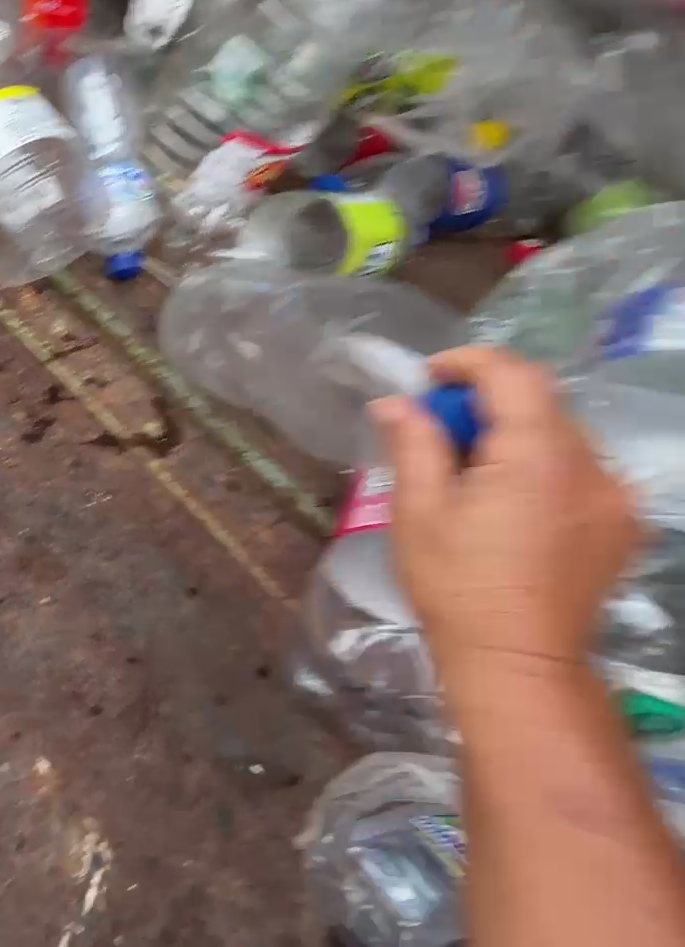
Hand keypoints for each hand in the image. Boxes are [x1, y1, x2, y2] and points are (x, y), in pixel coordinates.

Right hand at [372, 345, 641, 671]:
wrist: (517, 654)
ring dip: (510, 434)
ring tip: (462, 470)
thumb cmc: (454, 579)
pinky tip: (500, 499)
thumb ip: (414, 445)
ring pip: (562, 437)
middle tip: (430, 429)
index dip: (469, 363)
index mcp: (540, 458)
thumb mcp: (418, 508)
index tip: (427, 376)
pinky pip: (578, 470)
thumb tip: (396, 402)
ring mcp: (616, 498)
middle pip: (542, 405)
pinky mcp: (621, 524)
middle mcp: (594, 468)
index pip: (517, 377)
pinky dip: (535, 464)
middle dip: (483, 402)